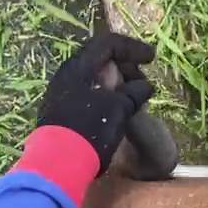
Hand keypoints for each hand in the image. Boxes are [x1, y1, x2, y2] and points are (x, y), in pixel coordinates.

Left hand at [38, 32, 157, 172]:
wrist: (57, 164)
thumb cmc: (91, 129)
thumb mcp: (120, 108)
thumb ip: (135, 92)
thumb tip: (144, 86)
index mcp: (80, 66)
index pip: (109, 43)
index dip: (133, 47)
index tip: (150, 59)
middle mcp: (67, 73)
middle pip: (100, 58)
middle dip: (125, 66)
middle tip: (141, 82)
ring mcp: (60, 91)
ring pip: (93, 76)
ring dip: (115, 82)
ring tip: (130, 98)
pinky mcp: (58, 109)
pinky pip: (85, 90)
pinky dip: (103, 93)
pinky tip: (114, 109)